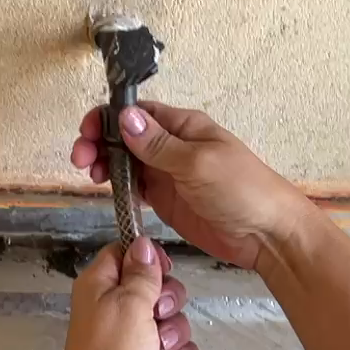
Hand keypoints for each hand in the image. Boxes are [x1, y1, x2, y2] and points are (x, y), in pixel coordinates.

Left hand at [47, 239, 197, 349]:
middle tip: (160, 315)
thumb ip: (141, 274)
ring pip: (165, 316)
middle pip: (151, 284)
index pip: (124, 253)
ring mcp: (126, 335)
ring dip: (175, 330)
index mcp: (98, 285)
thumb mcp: (130, 305)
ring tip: (165, 349)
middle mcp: (110, 306)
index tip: (165, 271)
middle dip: (168, 299)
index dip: (147, 258)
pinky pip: (170, 346)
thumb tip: (141, 242)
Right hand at [70, 101, 314, 269]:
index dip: (107, 118)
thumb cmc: (242, 190)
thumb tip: (124, 116)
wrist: (268, 236)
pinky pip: (134, 187)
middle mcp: (171, 145)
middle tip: (81, 160)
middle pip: (124, 135)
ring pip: (125, 161)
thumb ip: (157, 143)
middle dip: (98, 142)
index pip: (136, 113)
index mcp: (182, 126)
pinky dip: (117, 186)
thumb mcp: (197, 163)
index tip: (87, 132)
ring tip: (91, 177)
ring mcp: (167, 173)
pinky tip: (107, 190)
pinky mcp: (166, 199)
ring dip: (104, 164)